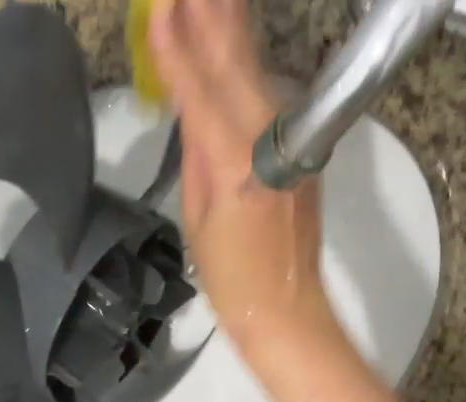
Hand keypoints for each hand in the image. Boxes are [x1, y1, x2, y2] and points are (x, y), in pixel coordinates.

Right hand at [149, 0, 336, 347]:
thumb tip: (193, 111)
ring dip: (231, 26)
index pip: (201, 90)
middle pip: (238, 62)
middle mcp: (270, 141)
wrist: (287, 308)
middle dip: (213, 13)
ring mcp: (292, 140)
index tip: (161, 7)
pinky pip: (267, 96)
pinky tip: (232, 36)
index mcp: (237, 164)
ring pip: (256, 71)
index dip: (178, 47)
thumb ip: (198, 157)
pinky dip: (246, 63)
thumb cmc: (231, 279)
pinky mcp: (304, 147)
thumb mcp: (197, 218)